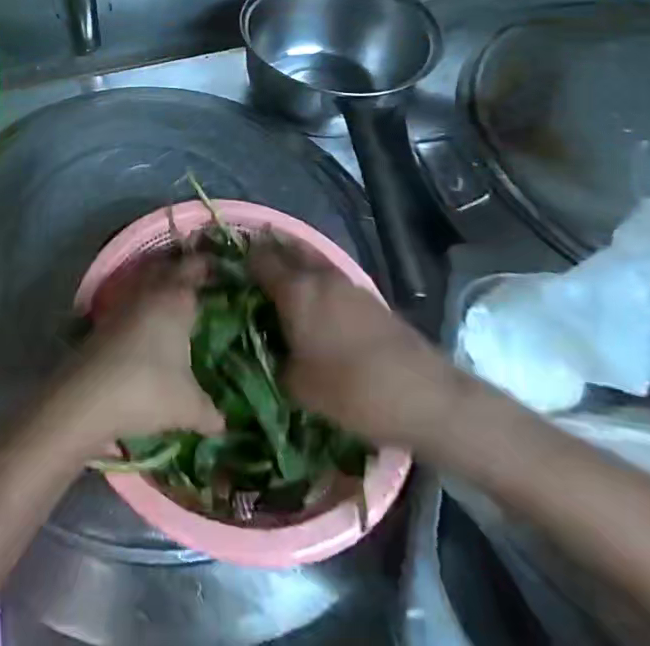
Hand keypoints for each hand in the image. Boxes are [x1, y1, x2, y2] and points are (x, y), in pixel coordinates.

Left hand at [61, 251, 225, 447]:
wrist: (85, 398)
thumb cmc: (147, 390)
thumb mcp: (188, 406)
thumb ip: (209, 412)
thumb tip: (222, 424)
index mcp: (175, 301)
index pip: (194, 270)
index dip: (206, 266)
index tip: (219, 268)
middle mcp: (148, 295)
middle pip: (165, 269)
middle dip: (180, 269)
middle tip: (198, 278)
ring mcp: (121, 307)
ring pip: (143, 283)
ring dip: (156, 285)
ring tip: (172, 299)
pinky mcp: (101, 323)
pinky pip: (128, 303)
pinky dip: (139, 307)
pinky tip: (145, 326)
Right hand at [251, 236, 472, 448]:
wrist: (426, 398)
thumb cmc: (351, 390)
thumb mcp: (296, 385)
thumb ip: (272, 360)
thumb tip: (263, 350)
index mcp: (297, 290)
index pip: (260, 259)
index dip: (240, 259)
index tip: (224, 267)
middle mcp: (322, 277)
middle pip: (289, 252)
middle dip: (269, 255)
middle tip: (250, 271)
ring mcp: (351, 286)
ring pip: (314, 265)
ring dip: (296, 270)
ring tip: (279, 290)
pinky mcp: (372, 301)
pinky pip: (333, 283)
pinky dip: (318, 287)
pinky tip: (313, 310)